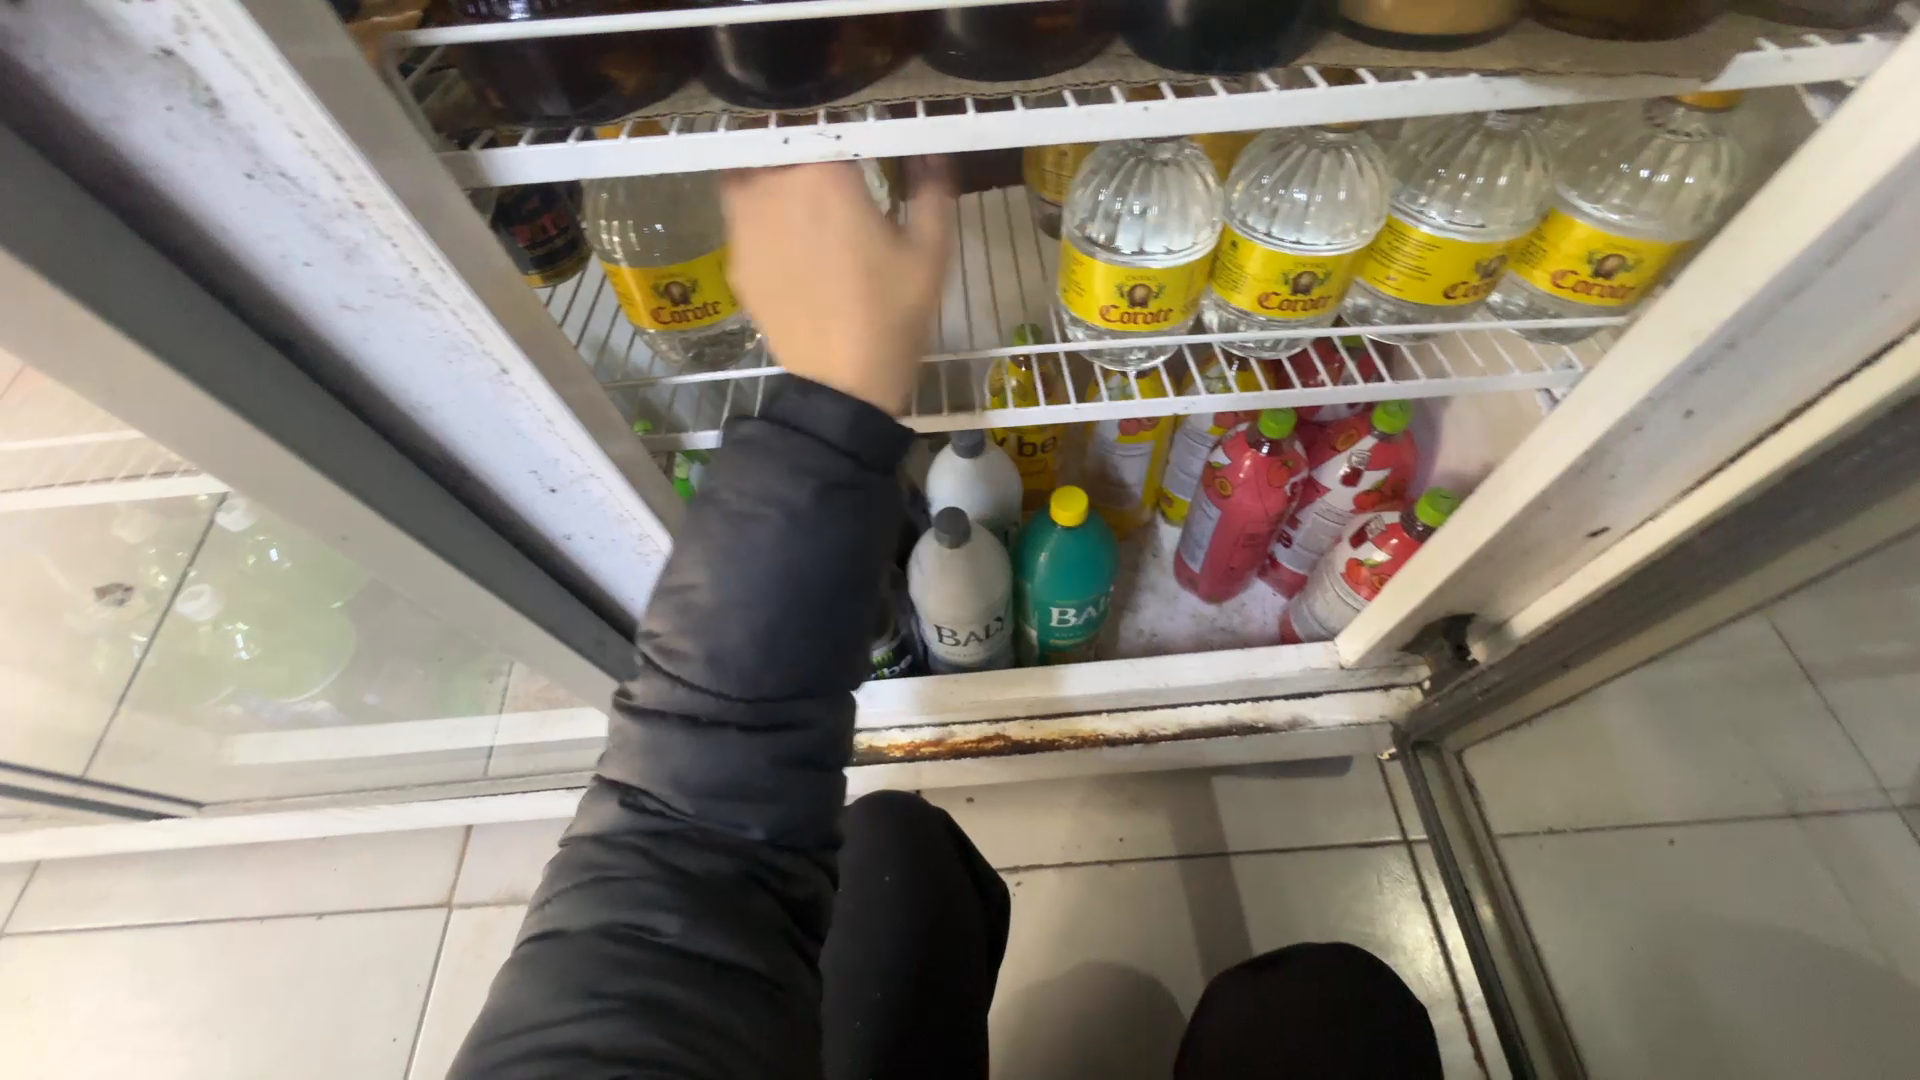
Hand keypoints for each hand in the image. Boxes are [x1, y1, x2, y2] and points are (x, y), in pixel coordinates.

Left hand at [719, 160, 953, 414]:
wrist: (842, 385)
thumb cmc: (893, 316)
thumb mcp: (931, 252)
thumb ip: (932, 190)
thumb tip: (931, 152)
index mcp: (827, 174)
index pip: (832, 128)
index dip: (849, 140)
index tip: (865, 160)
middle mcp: (776, 184)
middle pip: (785, 146)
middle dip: (809, 158)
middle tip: (836, 188)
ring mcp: (746, 224)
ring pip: (752, 174)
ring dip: (774, 179)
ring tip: (804, 209)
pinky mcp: (735, 260)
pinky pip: (741, 219)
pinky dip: (760, 219)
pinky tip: (788, 248)